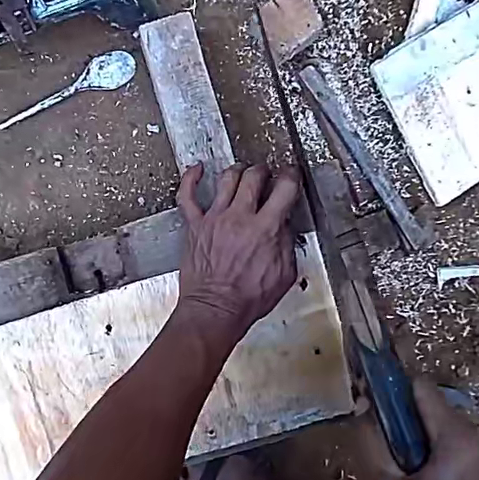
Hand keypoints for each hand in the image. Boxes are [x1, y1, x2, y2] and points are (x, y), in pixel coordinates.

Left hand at [173, 162, 301, 343]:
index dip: (291, 175)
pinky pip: (188, 195)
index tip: (291, 174)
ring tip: (243, 171)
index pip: (284, 188)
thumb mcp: (284, 274)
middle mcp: (240, 218)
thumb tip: (285, 226)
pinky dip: (191, 178)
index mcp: (266, 229)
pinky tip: (197, 169)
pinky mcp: (195, 226)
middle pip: (254, 176)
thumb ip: (287, 245)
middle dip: (264, 171)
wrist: (214, 310)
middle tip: (267, 174)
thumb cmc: (246, 299)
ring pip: (227, 179)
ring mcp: (215, 219)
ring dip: (238, 170)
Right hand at [357, 380, 478, 479]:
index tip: (365, 393)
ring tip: (384, 450)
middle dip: (396, 409)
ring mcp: (472, 449)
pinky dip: (416, 439)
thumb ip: (371, 441)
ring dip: (405, 425)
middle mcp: (469, 435)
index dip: (390, 387)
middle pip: (424, 400)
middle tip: (371, 427)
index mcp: (454, 437)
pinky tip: (401, 464)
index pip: (419, 386)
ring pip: (429, 416)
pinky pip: (436, 434)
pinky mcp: (467, 462)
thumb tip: (362, 406)